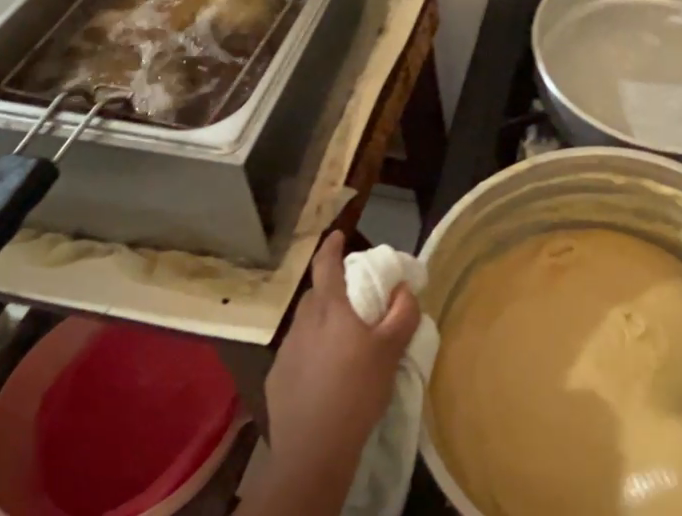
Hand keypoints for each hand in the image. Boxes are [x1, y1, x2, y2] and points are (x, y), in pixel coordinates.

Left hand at [265, 231, 419, 474]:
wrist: (314, 448)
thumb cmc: (357, 390)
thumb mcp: (391, 350)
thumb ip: (402, 313)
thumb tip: (403, 287)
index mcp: (331, 309)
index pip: (326, 265)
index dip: (331, 246)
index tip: (337, 234)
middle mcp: (303, 322)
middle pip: (316, 295)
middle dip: (331, 289)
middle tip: (353, 297)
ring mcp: (286, 351)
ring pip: (306, 324)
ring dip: (322, 322)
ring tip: (342, 339)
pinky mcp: (278, 377)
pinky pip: (298, 352)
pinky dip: (312, 351)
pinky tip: (325, 373)